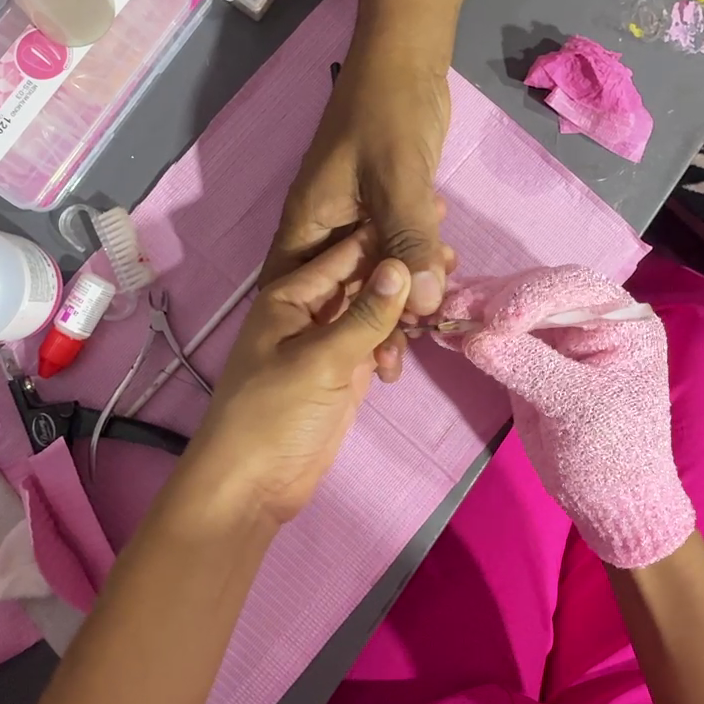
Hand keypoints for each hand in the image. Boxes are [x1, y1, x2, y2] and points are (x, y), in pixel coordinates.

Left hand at [187, 229, 411, 523]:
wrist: (252, 486)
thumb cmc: (274, 413)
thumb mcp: (321, 359)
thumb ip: (365, 314)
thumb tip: (403, 265)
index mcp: (291, 295)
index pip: (346, 253)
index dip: (389, 235)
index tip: (434, 218)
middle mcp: (309, 311)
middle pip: (363, 280)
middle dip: (403, 273)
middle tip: (451, 261)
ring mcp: (326, 343)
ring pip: (373, 314)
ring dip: (400, 315)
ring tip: (435, 313)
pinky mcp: (341, 374)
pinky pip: (373, 346)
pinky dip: (389, 350)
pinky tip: (397, 366)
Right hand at [266, 45, 452, 381]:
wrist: (406, 57)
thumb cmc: (387, 113)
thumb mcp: (397, 178)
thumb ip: (409, 241)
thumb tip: (423, 308)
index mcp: (308, 222)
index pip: (294, 289)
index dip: (316, 330)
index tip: (348, 364)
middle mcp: (325, 225)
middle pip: (337, 287)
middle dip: (367, 321)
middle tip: (400, 359)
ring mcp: (355, 214)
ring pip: (370, 268)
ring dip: (397, 293)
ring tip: (430, 323)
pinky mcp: (382, 203)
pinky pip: (393, 245)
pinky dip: (413, 263)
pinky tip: (441, 278)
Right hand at [443, 265, 693, 567]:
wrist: (606, 500)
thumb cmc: (611, 454)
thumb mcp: (577, 409)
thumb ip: (528, 367)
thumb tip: (475, 337)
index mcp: (621, 320)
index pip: (573, 288)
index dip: (531, 294)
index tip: (496, 319)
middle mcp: (590, 316)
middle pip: (535, 290)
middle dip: (493, 298)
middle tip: (453, 310)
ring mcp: (556, 333)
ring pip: (510, 306)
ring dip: (474, 309)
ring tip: (440, 316)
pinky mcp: (528, 352)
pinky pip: (496, 333)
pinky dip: (470, 330)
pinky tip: (443, 330)